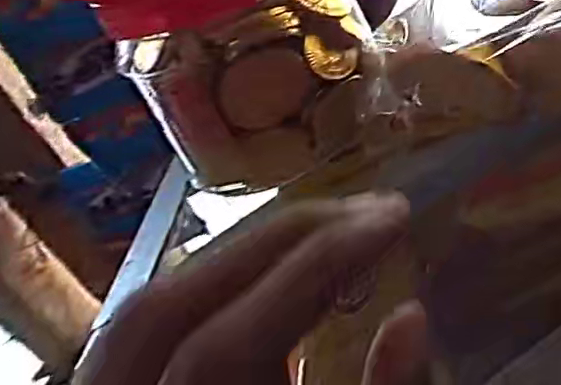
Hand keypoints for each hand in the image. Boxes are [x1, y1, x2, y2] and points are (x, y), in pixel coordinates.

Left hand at [78, 193, 426, 384]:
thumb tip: (411, 317)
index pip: (224, 348)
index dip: (315, 268)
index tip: (393, 216)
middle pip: (166, 307)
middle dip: (280, 238)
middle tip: (365, 213)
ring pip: (150, 305)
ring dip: (249, 250)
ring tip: (330, 229)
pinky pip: (154, 322)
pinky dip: (223, 280)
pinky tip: (278, 273)